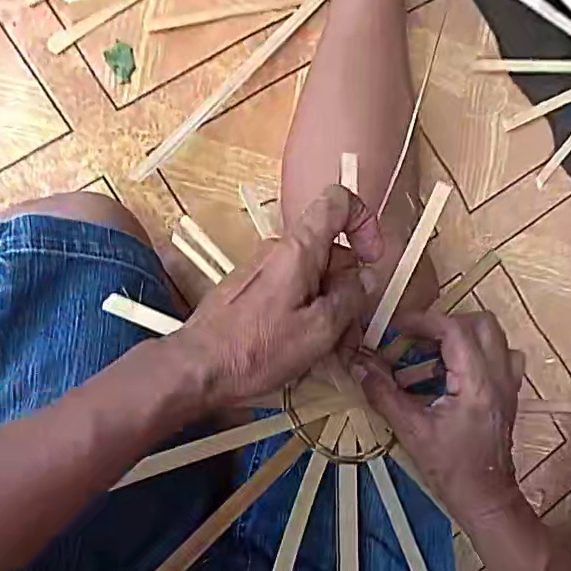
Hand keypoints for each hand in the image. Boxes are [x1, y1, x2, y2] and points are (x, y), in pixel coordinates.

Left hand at [169, 185, 382, 407]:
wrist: (197, 368)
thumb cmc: (256, 351)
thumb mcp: (318, 331)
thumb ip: (349, 300)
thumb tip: (364, 279)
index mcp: (298, 250)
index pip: (337, 202)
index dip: (364, 222)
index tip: (373, 258)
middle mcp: (277, 251)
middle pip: (329, 252)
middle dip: (349, 288)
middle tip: (352, 332)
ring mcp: (261, 272)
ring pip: (311, 278)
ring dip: (328, 309)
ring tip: (328, 351)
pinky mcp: (249, 293)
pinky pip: (289, 293)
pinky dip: (305, 315)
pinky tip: (303, 350)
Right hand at [354, 311, 529, 526]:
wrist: (485, 496)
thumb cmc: (450, 468)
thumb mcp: (412, 431)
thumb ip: (384, 394)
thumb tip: (358, 366)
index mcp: (477, 383)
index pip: (454, 330)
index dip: (422, 322)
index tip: (396, 328)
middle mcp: (500, 376)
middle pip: (480, 323)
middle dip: (444, 324)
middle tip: (416, 341)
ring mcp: (509, 384)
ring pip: (494, 337)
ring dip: (462, 336)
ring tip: (433, 355)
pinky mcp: (509, 393)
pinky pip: (503, 356)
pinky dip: (479, 353)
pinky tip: (457, 371)